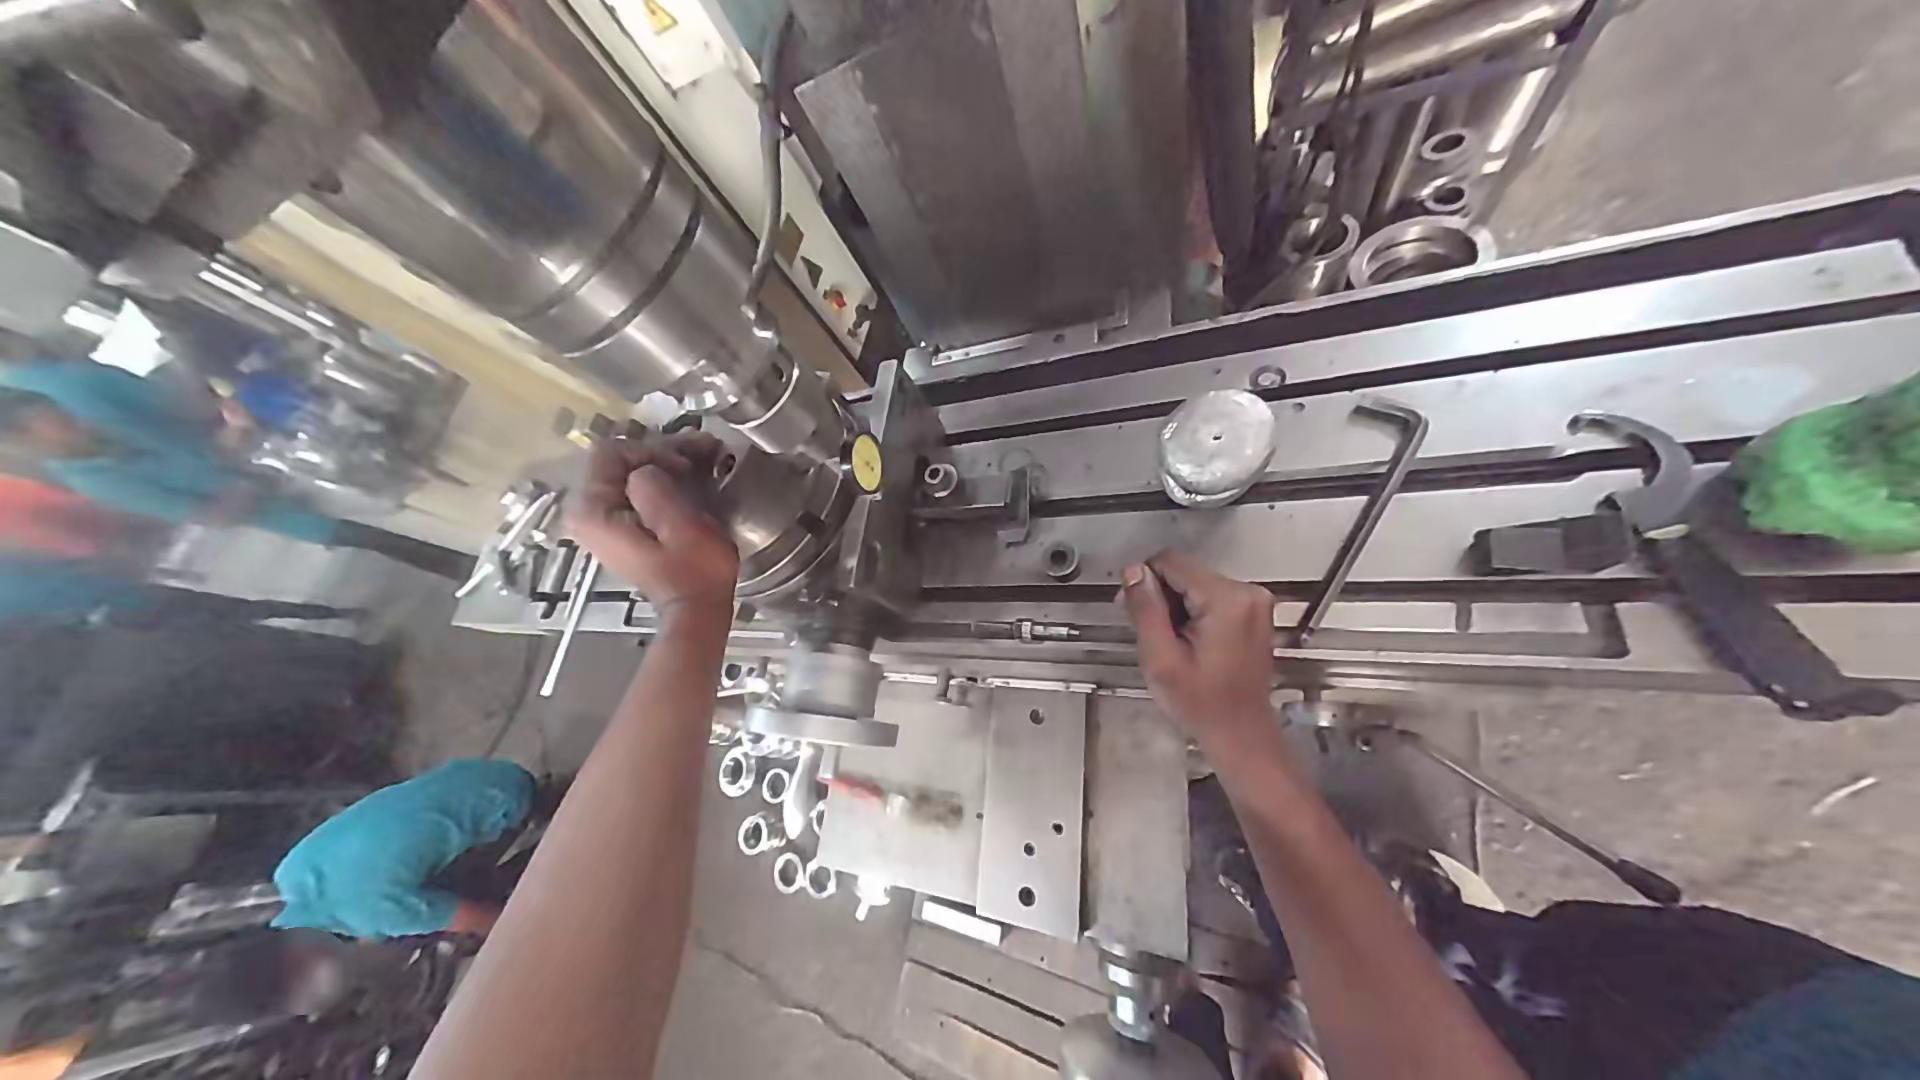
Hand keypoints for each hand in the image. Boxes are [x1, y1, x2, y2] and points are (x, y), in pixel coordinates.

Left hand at [569, 432, 738, 618]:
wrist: (697, 609)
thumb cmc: (694, 569)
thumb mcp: (680, 524)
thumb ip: (654, 486)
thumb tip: (649, 471)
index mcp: (592, 510)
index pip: (614, 453)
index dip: (654, 452)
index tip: (687, 468)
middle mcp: (588, 513)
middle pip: (622, 461)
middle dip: (664, 454)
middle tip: (706, 451)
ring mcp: (604, 522)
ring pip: (633, 473)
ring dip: (670, 463)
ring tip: (707, 458)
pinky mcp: (624, 529)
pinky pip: (639, 491)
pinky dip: (666, 480)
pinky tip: (695, 476)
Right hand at [1118, 552, 1277, 745]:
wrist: (1239, 733)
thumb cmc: (1200, 702)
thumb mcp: (1160, 657)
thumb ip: (1145, 608)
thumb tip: (1133, 571)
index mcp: (1227, 599)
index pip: (1171, 562)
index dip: (1144, 581)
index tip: (1132, 610)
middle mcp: (1247, 592)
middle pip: (1185, 572)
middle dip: (1159, 595)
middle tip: (1146, 631)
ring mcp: (1254, 602)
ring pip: (1195, 584)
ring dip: (1175, 606)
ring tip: (1168, 641)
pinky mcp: (1253, 612)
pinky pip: (1211, 597)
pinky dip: (1193, 612)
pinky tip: (1186, 641)